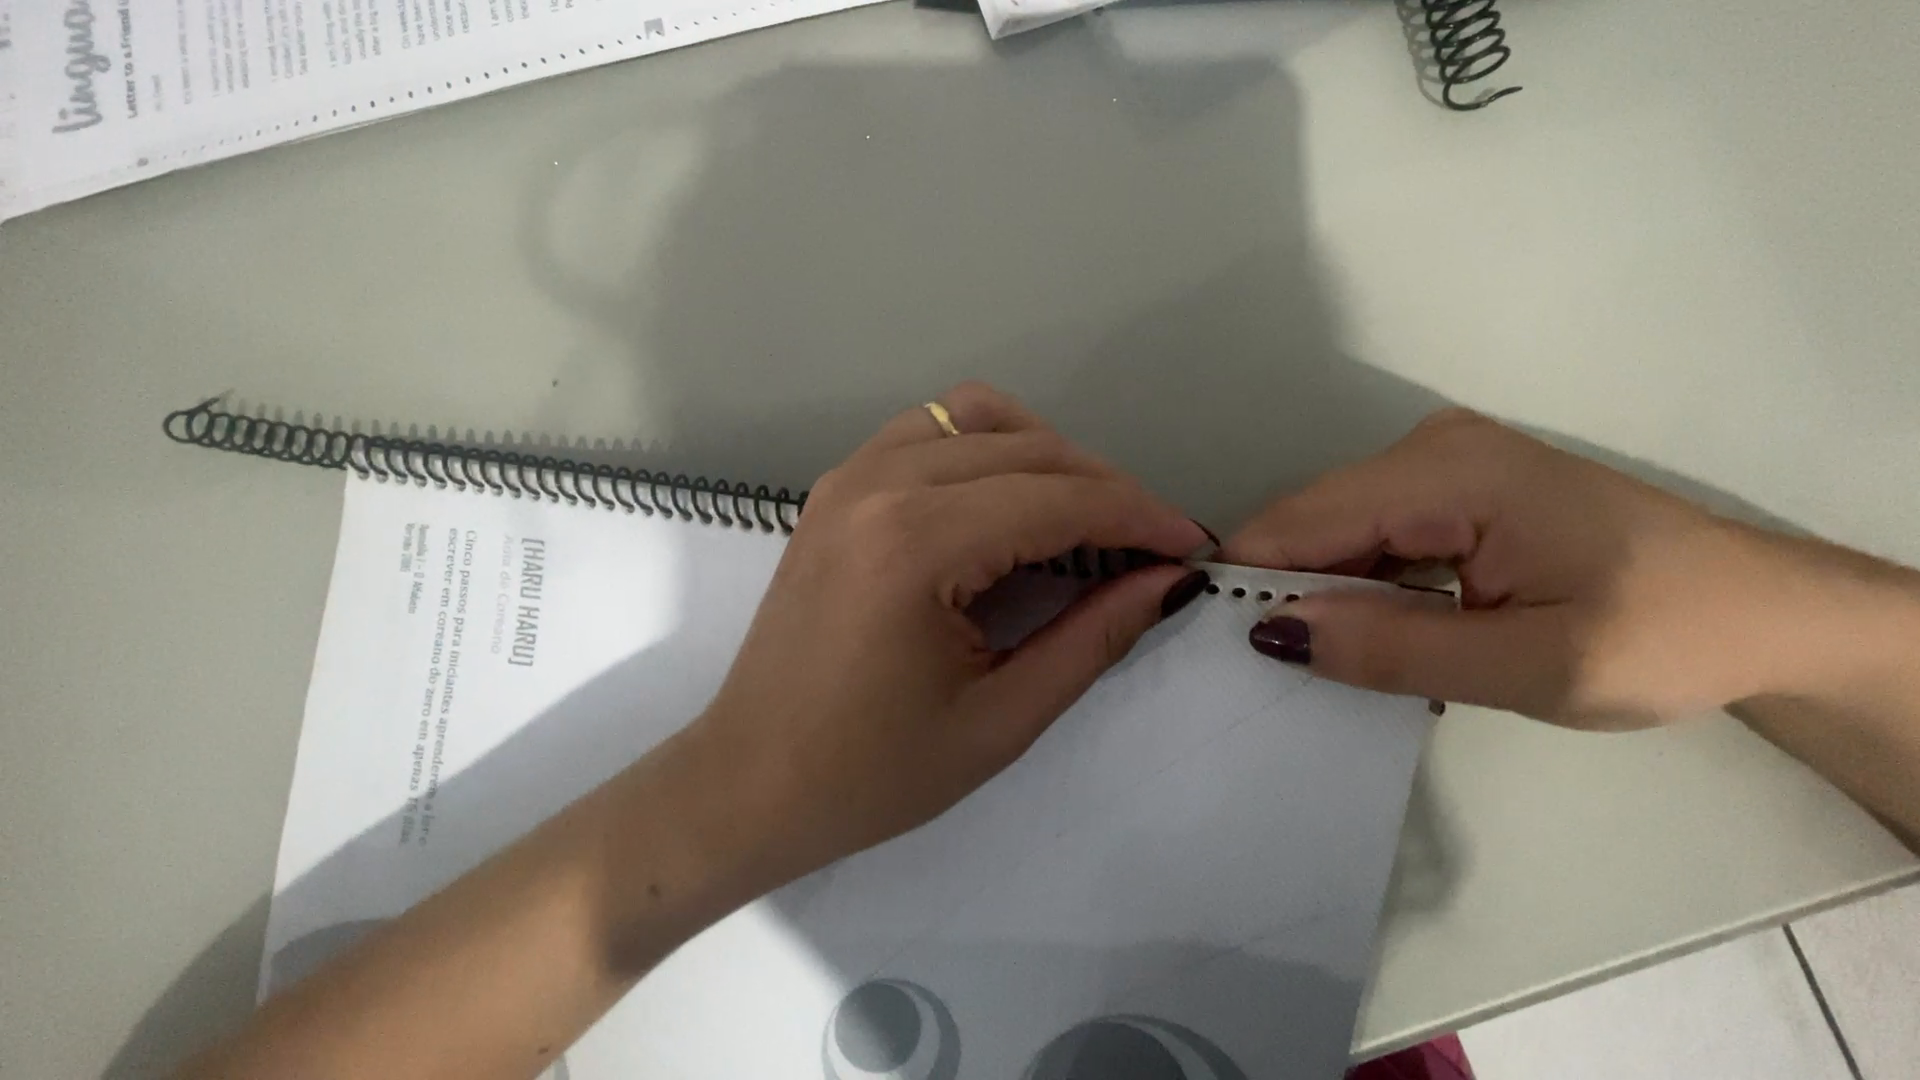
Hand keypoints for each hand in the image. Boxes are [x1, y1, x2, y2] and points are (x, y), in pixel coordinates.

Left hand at [683, 383, 1207, 884]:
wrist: (749, 782)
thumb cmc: (870, 774)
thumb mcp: (999, 720)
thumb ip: (1091, 638)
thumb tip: (1166, 580)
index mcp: (917, 543)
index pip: (1059, 499)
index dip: (1140, 517)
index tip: (1191, 545)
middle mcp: (879, 484)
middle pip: (1027, 449)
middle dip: (1104, 487)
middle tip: (1148, 545)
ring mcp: (849, 476)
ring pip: (976, 418)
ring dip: (1045, 454)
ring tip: (1083, 516)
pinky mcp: (836, 488)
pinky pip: (927, 430)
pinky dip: (984, 446)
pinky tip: (1007, 500)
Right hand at [1224, 408, 1919, 729]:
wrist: (1766, 616)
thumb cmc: (1665, 637)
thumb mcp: (1532, 666)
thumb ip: (1396, 648)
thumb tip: (1273, 632)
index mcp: (1449, 472)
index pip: (1301, 521)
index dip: (1247, 581)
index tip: (1213, 650)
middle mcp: (1429, 448)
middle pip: (1307, 522)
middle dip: (1282, 591)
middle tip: (1270, 674)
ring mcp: (1437, 464)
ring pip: (1330, 531)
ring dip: (1320, 594)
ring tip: (1328, 662)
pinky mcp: (1446, 489)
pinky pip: (1365, 536)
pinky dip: (1355, 586)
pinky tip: (1375, 632)